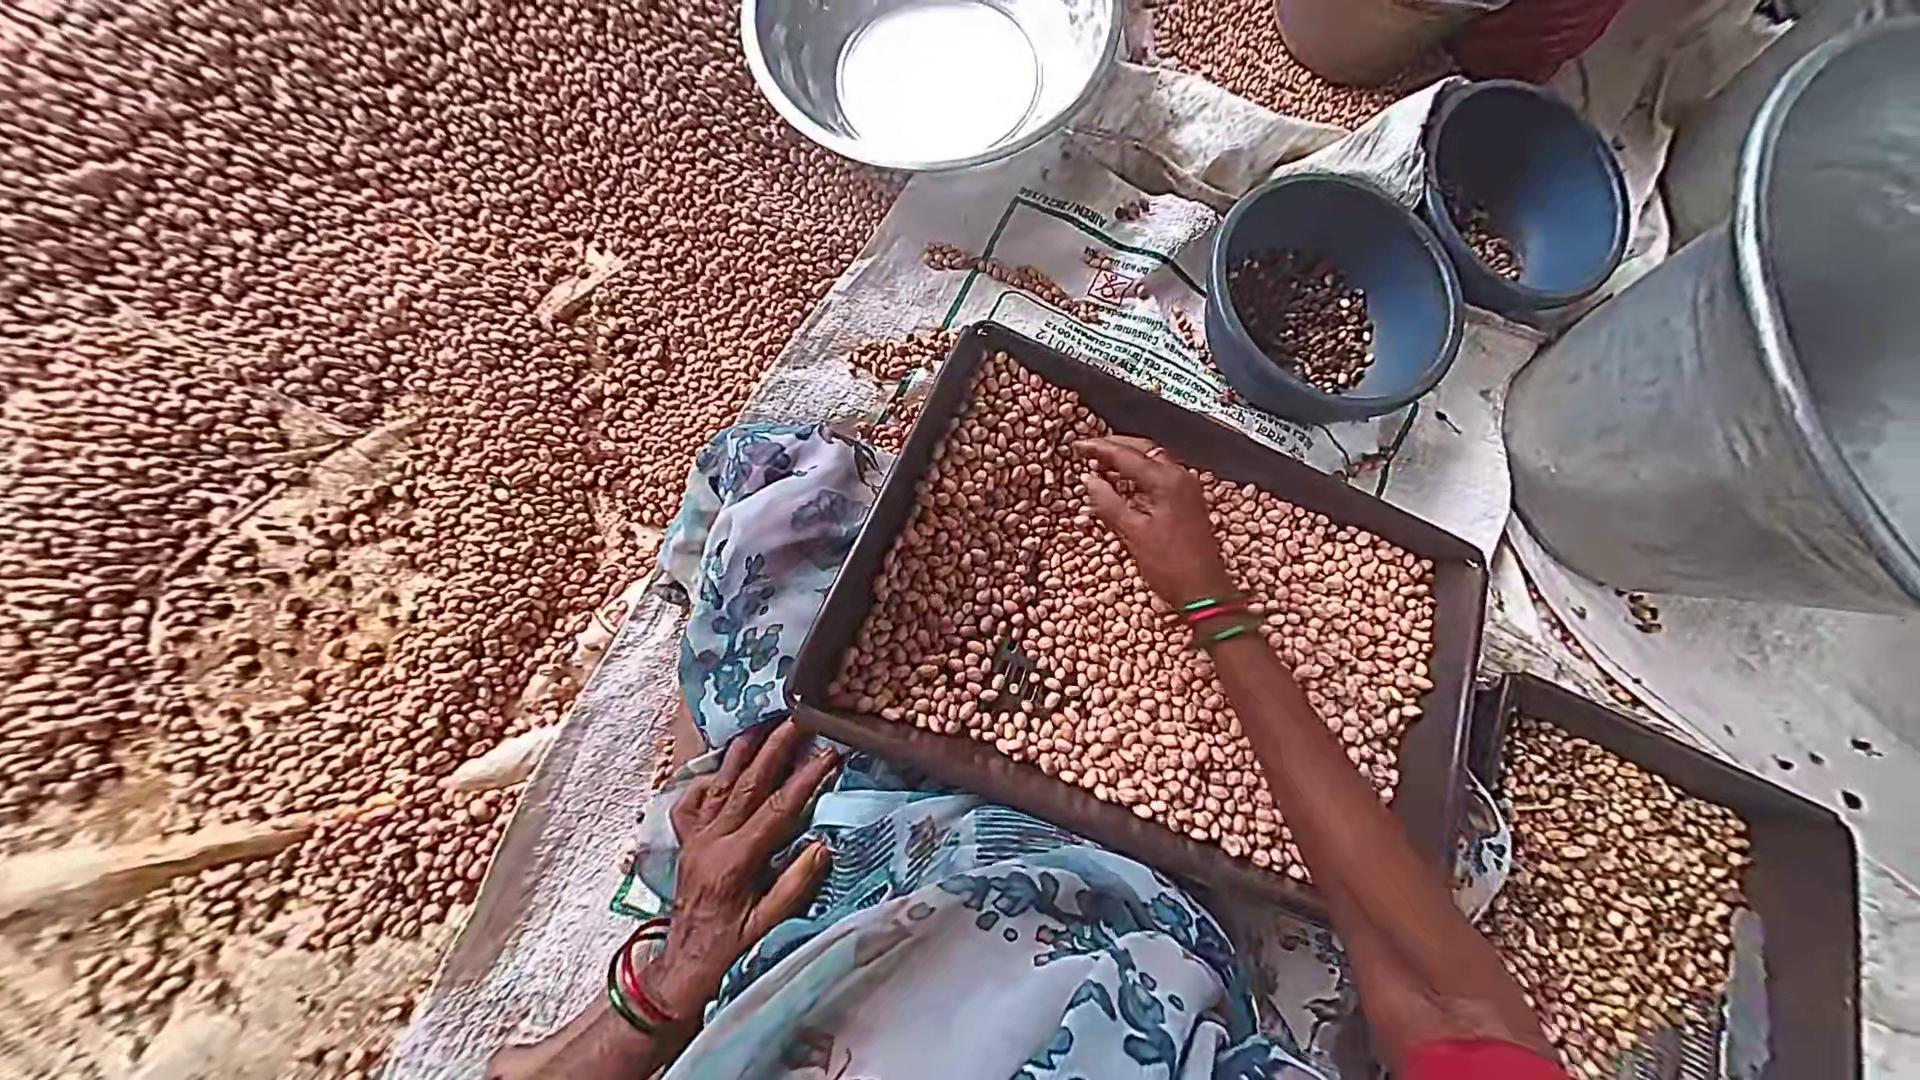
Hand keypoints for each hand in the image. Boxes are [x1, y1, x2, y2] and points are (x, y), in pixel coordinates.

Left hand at [648, 721, 837, 1017]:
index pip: (778, 808)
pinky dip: (708, 778)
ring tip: (763, 722)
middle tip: (798, 718)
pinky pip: (694, 801)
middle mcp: (712, 840)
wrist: (679, 972)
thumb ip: (794, 887)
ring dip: (744, 749)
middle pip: (748, 782)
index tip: (830, 753)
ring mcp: (696, 837)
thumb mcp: (765, 929)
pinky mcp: (687, 840)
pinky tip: (722, 764)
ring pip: (721, 782)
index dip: (806, 778)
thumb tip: (822, 844)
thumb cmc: (728, 953)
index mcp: (735, 861)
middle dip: (776, 746)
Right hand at [1075, 436, 1236, 606]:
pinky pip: (1160, 475)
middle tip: (1090, 447)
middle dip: (1115, 446)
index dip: (1099, 449)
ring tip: (1102, 462)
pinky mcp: (1187, 501)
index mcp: (1166, 481)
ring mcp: (1187, 488)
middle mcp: (1180, 477)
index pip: (1126, 455)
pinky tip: (1124, 482)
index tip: (1077, 446)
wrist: (1204, 590)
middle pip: (1143, 450)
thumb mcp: (1133, 534)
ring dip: (1128, 458)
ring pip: (1153, 460)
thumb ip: (1108, 503)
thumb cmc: (1169, 565)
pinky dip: (1139, 473)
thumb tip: (1089, 481)